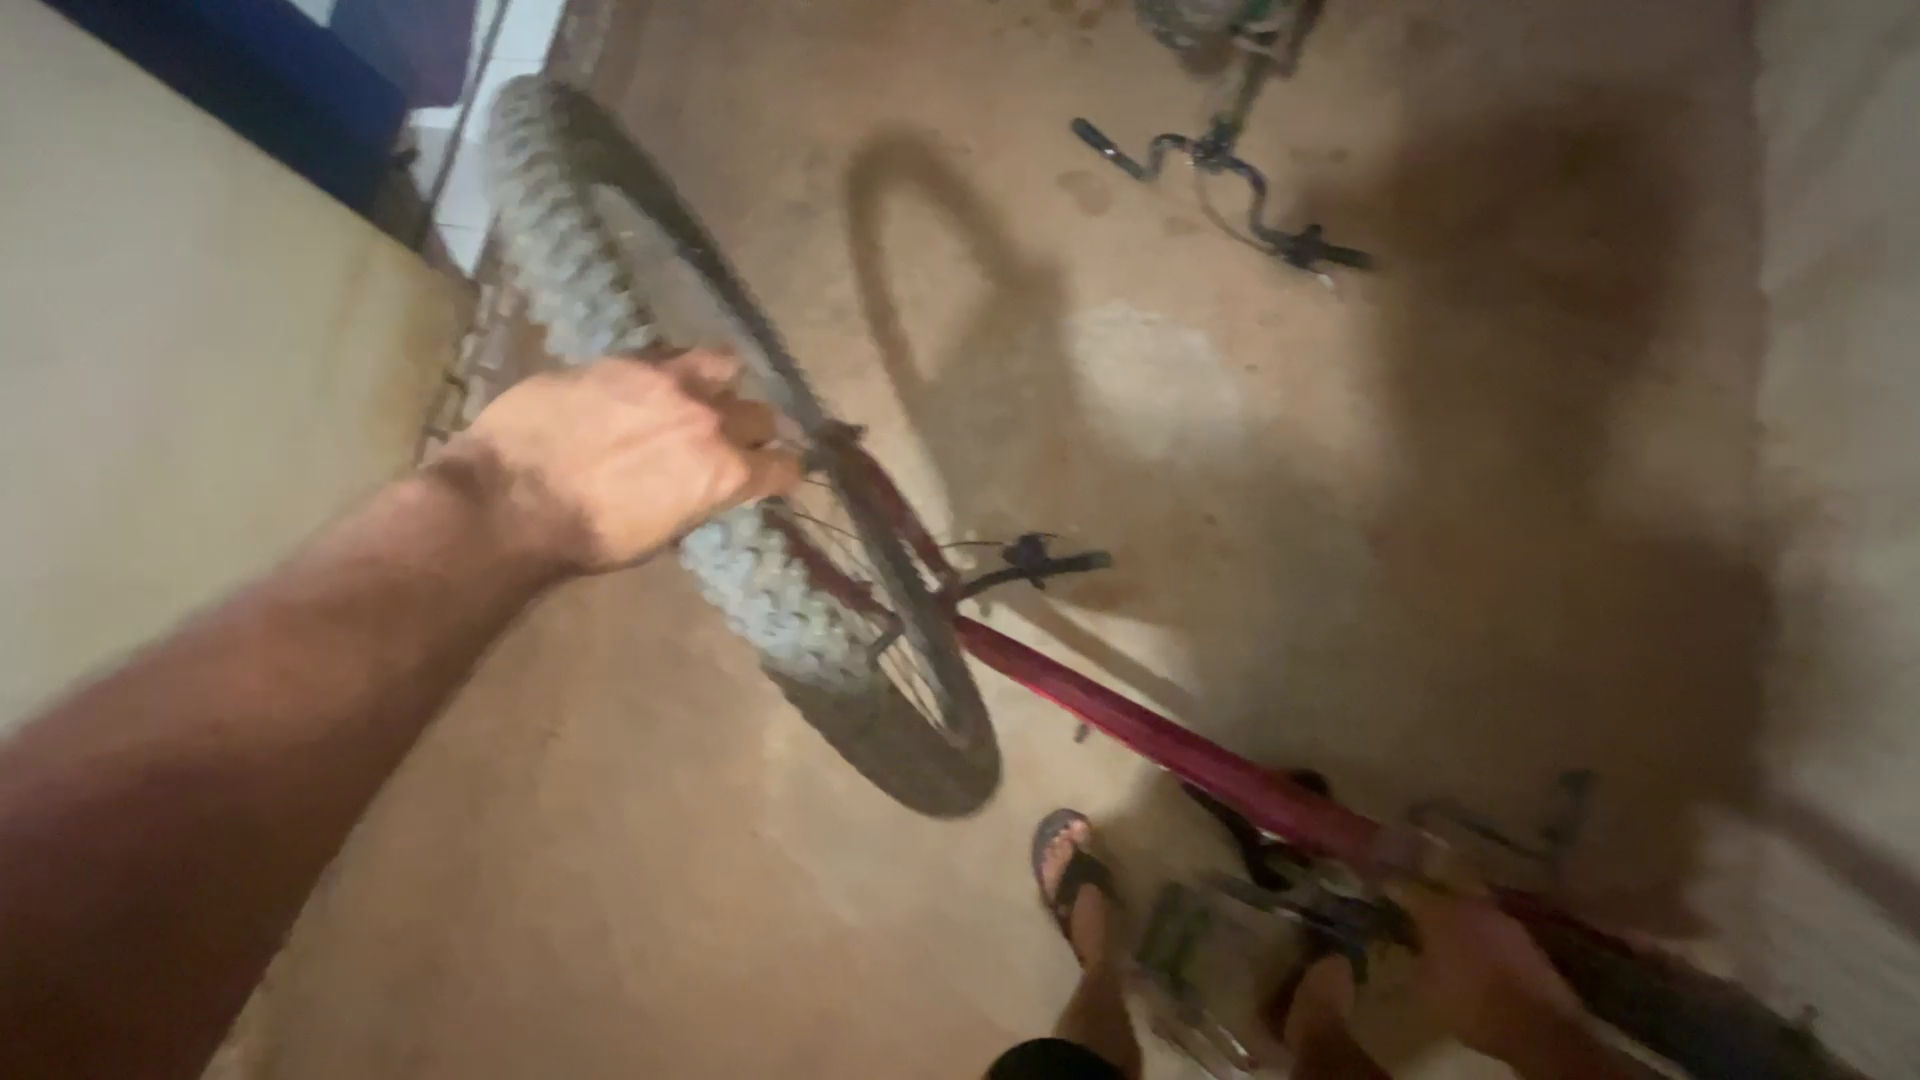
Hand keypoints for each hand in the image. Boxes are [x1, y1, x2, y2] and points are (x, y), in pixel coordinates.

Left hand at [437, 350, 802, 572]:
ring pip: (726, 365)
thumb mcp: (665, 532)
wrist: (513, 501)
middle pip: (761, 415)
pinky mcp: (626, 360)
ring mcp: (670, 383)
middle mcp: (712, 421)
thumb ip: (701, 496)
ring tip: (702, 393)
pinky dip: (675, 368)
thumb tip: (707, 481)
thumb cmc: (591, 537)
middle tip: (731, 440)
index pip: (785, 466)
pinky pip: (672, 353)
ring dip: (722, 383)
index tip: (776, 473)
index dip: (783, 471)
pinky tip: (654, 383)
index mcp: (726, 474)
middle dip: (753, 430)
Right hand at [1389, 879, 1583, 1067]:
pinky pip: (1495, 929)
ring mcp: (1503, 920)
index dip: (1389, 887)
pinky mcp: (1529, 941)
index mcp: (1437, 910)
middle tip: (1413, 905)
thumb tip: (1408, 949)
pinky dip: (1483, 934)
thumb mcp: (1424, 988)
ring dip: (1459, 915)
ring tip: (1448, 927)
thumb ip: (1412, 960)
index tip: (1377, 886)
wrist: (1541, 1030)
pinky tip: (1478, 949)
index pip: (1403, 888)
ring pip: (1472, 908)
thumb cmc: (1470, 1004)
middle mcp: (1469, 905)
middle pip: (1442, 890)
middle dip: (1427, 895)